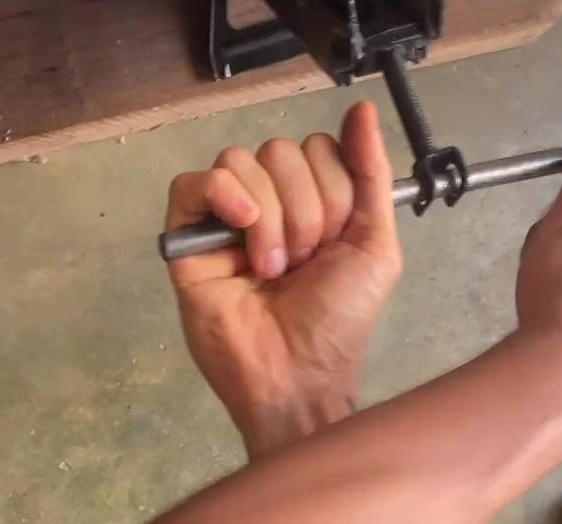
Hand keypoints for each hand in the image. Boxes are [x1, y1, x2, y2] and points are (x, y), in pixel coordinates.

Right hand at [166, 102, 403, 455]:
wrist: (296, 375)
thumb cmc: (337, 324)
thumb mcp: (374, 245)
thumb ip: (371, 176)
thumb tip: (363, 110)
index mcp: (311, 204)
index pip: (316, 149)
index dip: (331, 190)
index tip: (333, 244)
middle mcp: (267, 208)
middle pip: (279, 151)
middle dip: (303, 208)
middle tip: (302, 265)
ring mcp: (225, 225)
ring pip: (240, 163)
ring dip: (269, 216)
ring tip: (272, 269)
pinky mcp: (187, 244)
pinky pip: (191, 185)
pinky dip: (220, 194)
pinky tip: (241, 226)